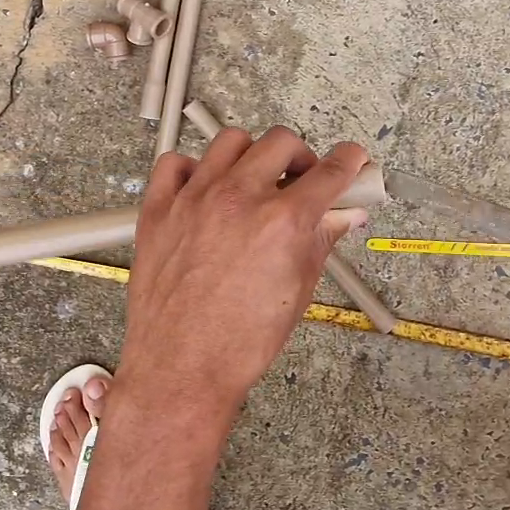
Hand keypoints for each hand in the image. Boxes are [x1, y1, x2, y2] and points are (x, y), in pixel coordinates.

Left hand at [120, 127, 369, 418]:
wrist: (181, 368)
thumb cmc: (238, 343)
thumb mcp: (298, 292)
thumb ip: (321, 241)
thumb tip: (341, 217)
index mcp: (281, 221)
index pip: (328, 171)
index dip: (349, 161)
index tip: (351, 158)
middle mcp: (237, 199)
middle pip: (280, 141)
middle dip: (300, 156)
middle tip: (300, 181)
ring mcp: (194, 199)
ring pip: (230, 141)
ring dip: (250, 155)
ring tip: (253, 181)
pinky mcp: (159, 209)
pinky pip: (174, 163)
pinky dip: (192, 169)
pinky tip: (203, 189)